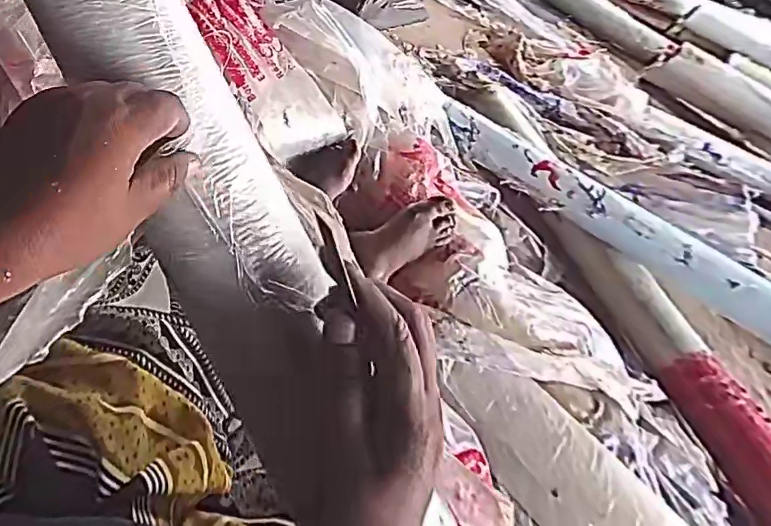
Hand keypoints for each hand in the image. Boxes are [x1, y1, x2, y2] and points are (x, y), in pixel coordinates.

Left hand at [0, 82, 197, 286]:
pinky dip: (80, 119)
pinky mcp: (34, 105)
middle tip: (138, 160)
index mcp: (123, 119)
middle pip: (134, 95)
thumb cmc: (64, 227)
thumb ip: (164, 179)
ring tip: (102, 160)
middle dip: (144, 122)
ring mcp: (59, 97)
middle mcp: (91, 97)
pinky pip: (71, 102)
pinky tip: (71, 154)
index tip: (169, 150)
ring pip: (101, 96)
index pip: (167, 104)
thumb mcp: (128, 211)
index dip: (174, 128)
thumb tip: (188, 161)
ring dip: (111, 119)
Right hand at [317, 261, 441, 525]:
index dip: (370, 295)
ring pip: (414, 341)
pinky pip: (403, 359)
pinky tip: (352, 335)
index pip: (399, 334)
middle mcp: (430, 405)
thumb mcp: (340, 439)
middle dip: (382, 295)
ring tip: (340, 303)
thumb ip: (342, 377)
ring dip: (381, 312)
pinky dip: (379, 334)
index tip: (340, 271)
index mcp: (414, 412)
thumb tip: (341, 319)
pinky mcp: (414, 415)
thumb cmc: (355, 499)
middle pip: (418, 330)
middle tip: (341, 280)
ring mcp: (426, 410)